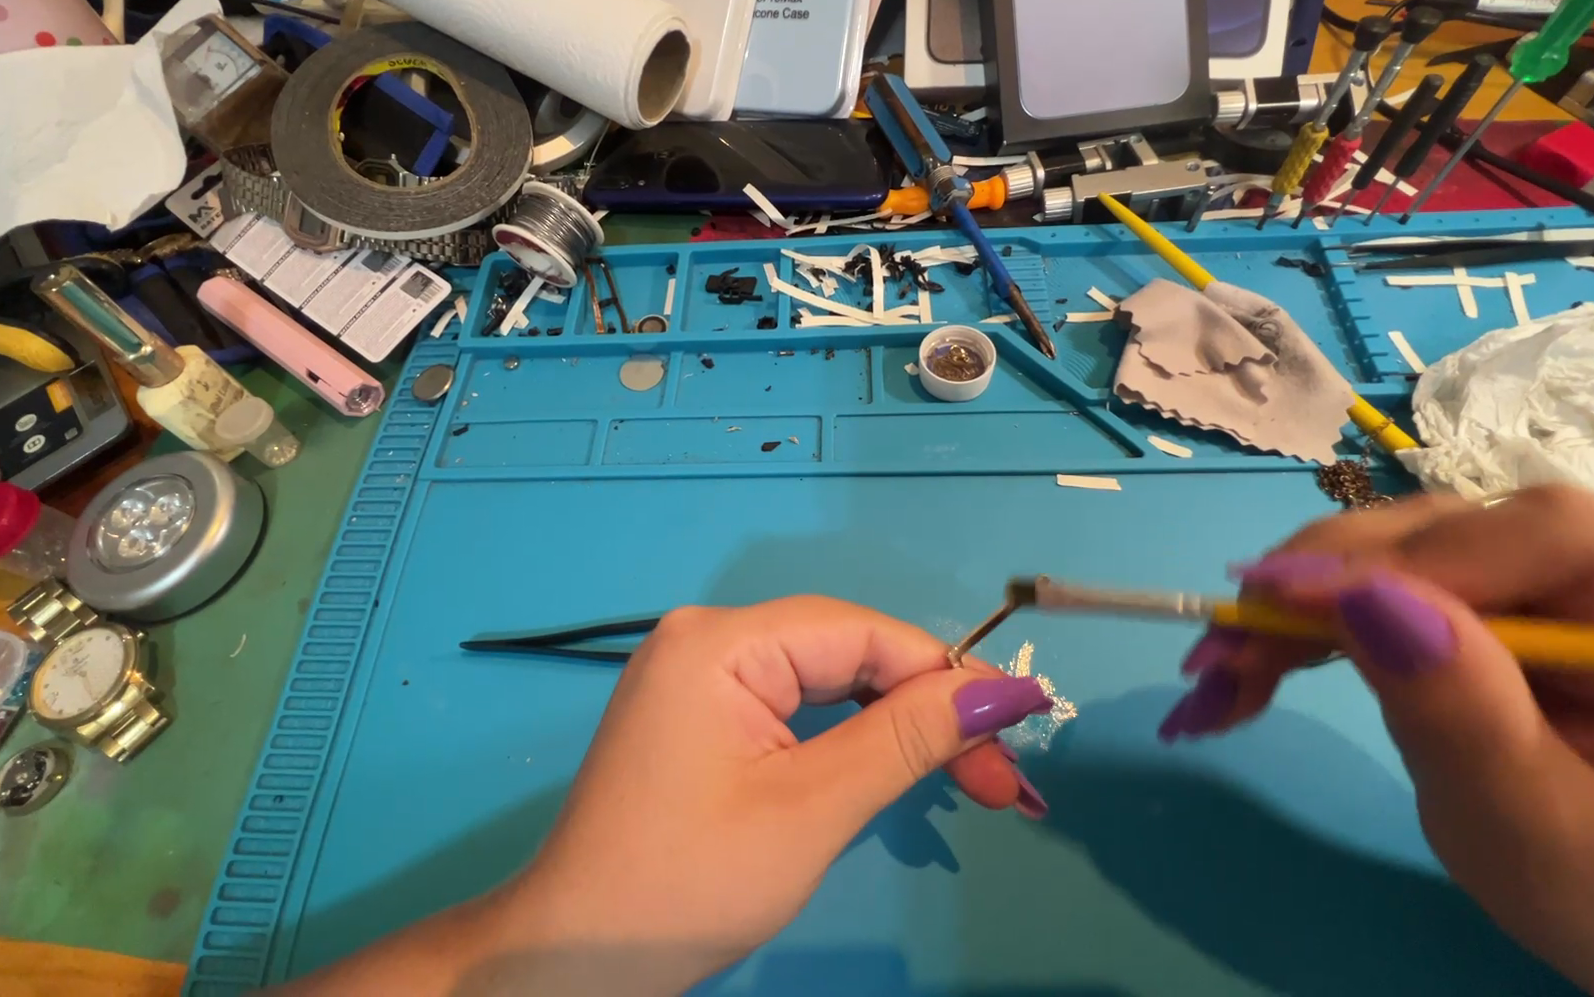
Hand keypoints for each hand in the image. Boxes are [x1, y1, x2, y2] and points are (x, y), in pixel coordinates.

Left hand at [281, 596, 1051, 996]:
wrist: (573, 961)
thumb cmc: (688, 885)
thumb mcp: (812, 809)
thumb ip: (907, 738)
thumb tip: (1002, 691)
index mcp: (720, 639)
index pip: (859, 632)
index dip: (945, 673)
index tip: (1020, 724)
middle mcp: (709, 635)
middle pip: (846, 651)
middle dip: (927, 708)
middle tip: (1001, 777)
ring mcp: (701, 670)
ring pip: (827, 676)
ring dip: (898, 724)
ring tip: (971, 777)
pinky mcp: (704, 708)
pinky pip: (795, 701)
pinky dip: (851, 734)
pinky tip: (895, 759)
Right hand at [1161, 486, 1593, 996]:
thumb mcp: (1552, 847)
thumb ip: (1462, 719)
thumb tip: (1356, 597)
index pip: (1544, 538)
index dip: (1399, 559)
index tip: (1275, 606)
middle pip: (1454, 531)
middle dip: (1321, 583)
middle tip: (1221, 651)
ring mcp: (1566, 595)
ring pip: (1406, 556)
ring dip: (1302, 606)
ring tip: (1227, 669)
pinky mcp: (1507, 616)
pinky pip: (1398, 593)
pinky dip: (1321, 624)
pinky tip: (1269, 658)